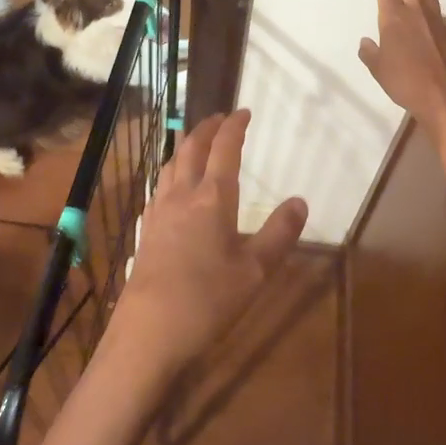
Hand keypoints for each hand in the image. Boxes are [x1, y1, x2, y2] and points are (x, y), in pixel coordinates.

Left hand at [114, 110, 307, 367]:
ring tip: (196, 142)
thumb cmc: (207, 300)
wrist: (148, 332)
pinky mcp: (145, 230)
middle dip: (207, 128)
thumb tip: (300, 201)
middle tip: (220, 118)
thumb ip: (279, 234)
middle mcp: (183, 195)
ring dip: (185, 146)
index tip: (243, 112)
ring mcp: (159, 211)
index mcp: (212, 198)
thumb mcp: (255, 272)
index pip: (224, 149)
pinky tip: (173, 187)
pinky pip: (159, 185)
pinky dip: (172, 171)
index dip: (234, 127)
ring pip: (171, 164)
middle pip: (191, 148)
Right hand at [358, 0, 445, 123]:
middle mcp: (415, 13)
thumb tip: (366, 42)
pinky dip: (431, 10)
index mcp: (393, 18)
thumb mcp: (378, 69)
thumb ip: (370, 53)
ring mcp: (436, 21)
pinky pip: (438, 14)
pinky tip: (430, 18)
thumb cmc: (404, 82)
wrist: (443, 96)